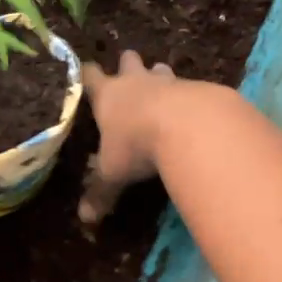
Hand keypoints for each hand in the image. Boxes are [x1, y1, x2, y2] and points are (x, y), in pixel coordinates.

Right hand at [79, 50, 178, 224]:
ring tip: (161, 85)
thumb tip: (84, 219)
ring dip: (159, 76)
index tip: (83, 70)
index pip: (90, 77)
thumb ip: (100, 193)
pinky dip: (188, 96)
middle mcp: (136, 83)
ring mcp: (168, 83)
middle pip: (129, 63)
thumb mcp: (114, 173)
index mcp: (109, 96)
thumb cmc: (138, 144)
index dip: (85, 74)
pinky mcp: (198, 89)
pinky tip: (192, 109)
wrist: (190, 125)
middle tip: (128, 68)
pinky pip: (189, 88)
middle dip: (128, 64)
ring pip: (161, 71)